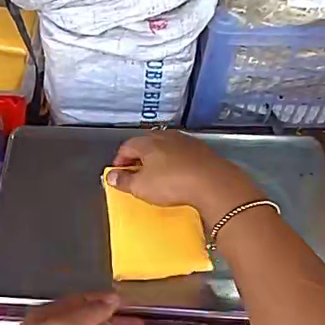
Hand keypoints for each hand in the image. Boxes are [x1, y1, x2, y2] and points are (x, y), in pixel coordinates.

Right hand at [108, 130, 263, 219]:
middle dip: (139, 158)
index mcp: (147, 143)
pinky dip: (176, 163)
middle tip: (135, 174)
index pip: (127, 147)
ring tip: (156, 176)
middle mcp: (166, 137)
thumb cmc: (173, 183)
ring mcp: (186, 142)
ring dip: (159, 160)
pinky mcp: (202, 151)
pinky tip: (178, 176)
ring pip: (166, 148)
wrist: (213, 183)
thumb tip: (111, 176)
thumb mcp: (141, 187)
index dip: (120, 160)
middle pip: (146, 144)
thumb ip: (124, 181)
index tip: (118, 172)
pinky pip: (183, 155)